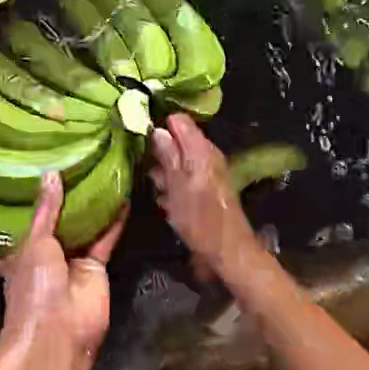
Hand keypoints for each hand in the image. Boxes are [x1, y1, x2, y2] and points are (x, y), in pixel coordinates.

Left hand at [0, 172, 125, 369]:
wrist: (59, 331)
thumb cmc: (34, 286)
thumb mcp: (34, 242)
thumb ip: (46, 210)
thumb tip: (51, 173)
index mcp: (20, 253)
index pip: (23, 224)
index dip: (32, 202)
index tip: (40, 174)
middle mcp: (46, 257)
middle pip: (58, 224)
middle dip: (67, 201)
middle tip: (78, 165)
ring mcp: (72, 263)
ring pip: (85, 228)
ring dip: (93, 207)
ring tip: (104, 174)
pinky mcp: (97, 267)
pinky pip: (106, 238)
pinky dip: (115, 221)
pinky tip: (124, 198)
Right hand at [151, 114, 261, 280]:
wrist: (226, 248)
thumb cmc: (200, 218)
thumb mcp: (177, 186)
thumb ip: (168, 156)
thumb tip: (157, 129)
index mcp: (202, 149)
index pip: (180, 121)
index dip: (160, 125)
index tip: (141, 135)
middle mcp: (208, 154)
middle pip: (180, 140)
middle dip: (160, 152)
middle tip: (146, 168)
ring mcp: (209, 170)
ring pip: (181, 160)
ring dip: (165, 171)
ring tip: (157, 187)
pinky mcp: (208, 186)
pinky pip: (186, 176)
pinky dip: (175, 184)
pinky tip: (166, 200)